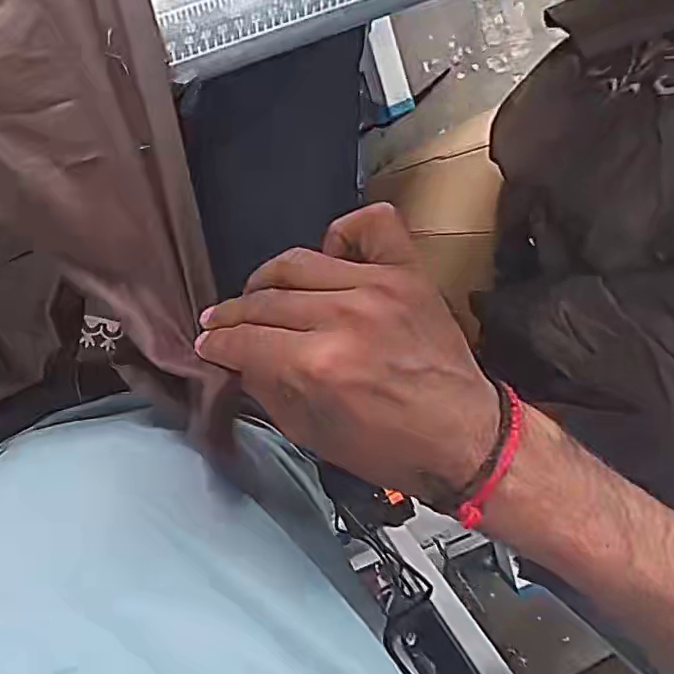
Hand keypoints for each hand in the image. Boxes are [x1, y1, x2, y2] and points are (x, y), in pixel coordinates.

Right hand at [194, 203, 501, 504]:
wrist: (466, 439)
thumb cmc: (388, 447)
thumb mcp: (310, 432)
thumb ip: (266, 387)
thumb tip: (237, 357)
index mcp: (317, 365)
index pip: (242, 339)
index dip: (216, 344)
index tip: (208, 345)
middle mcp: (343, 318)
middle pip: (262, 300)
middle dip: (231, 316)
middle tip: (222, 324)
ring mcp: (378, 288)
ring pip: (297, 263)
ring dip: (267, 280)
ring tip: (260, 295)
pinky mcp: (407, 274)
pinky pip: (370, 225)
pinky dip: (342, 235)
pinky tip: (330, 258)